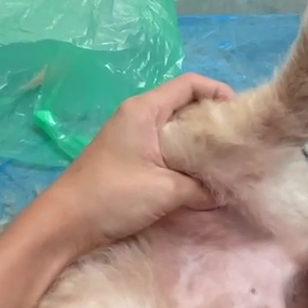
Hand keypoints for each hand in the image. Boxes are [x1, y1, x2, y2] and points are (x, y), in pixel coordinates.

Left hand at [33, 73, 233, 253]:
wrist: (65, 223)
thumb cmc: (113, 196)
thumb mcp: (166, 191)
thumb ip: (201, 187)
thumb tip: (225, 192)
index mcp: (145, 109)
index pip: (191, 84)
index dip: (220, 92)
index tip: (241, 114)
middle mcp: (139, 115)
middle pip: (185, 103)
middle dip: (214, 118)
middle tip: (239, 140)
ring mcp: (133, 136)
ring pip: (177, 128)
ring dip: (201, 140)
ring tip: (226, 158)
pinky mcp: (131, 157)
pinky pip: (166, 147)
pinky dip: (186, 156)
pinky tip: (202, 175)